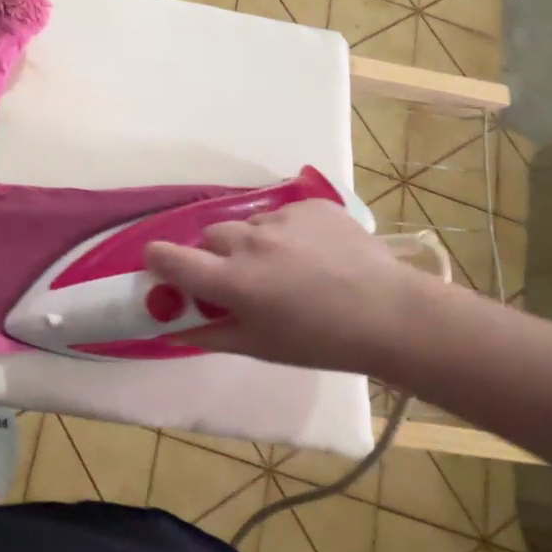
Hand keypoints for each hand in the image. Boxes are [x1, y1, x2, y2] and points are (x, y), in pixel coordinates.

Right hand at [142, 199, 442, 375]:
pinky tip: (315, 253)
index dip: (158, 259)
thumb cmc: (320, 342)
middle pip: (210, 236)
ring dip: (254, 243)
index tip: (162, 266)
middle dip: (216, 254)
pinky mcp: (310, 205)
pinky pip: (283, 215)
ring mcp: (280, 220)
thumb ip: (208, 333)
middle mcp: (248, 243)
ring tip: (288, 266)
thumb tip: (169, 328)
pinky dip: (289, 232)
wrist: (393, 315)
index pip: (168, 257)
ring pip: (248, 225)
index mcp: (231, 281)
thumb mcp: (259, 346)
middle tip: (241, 277)